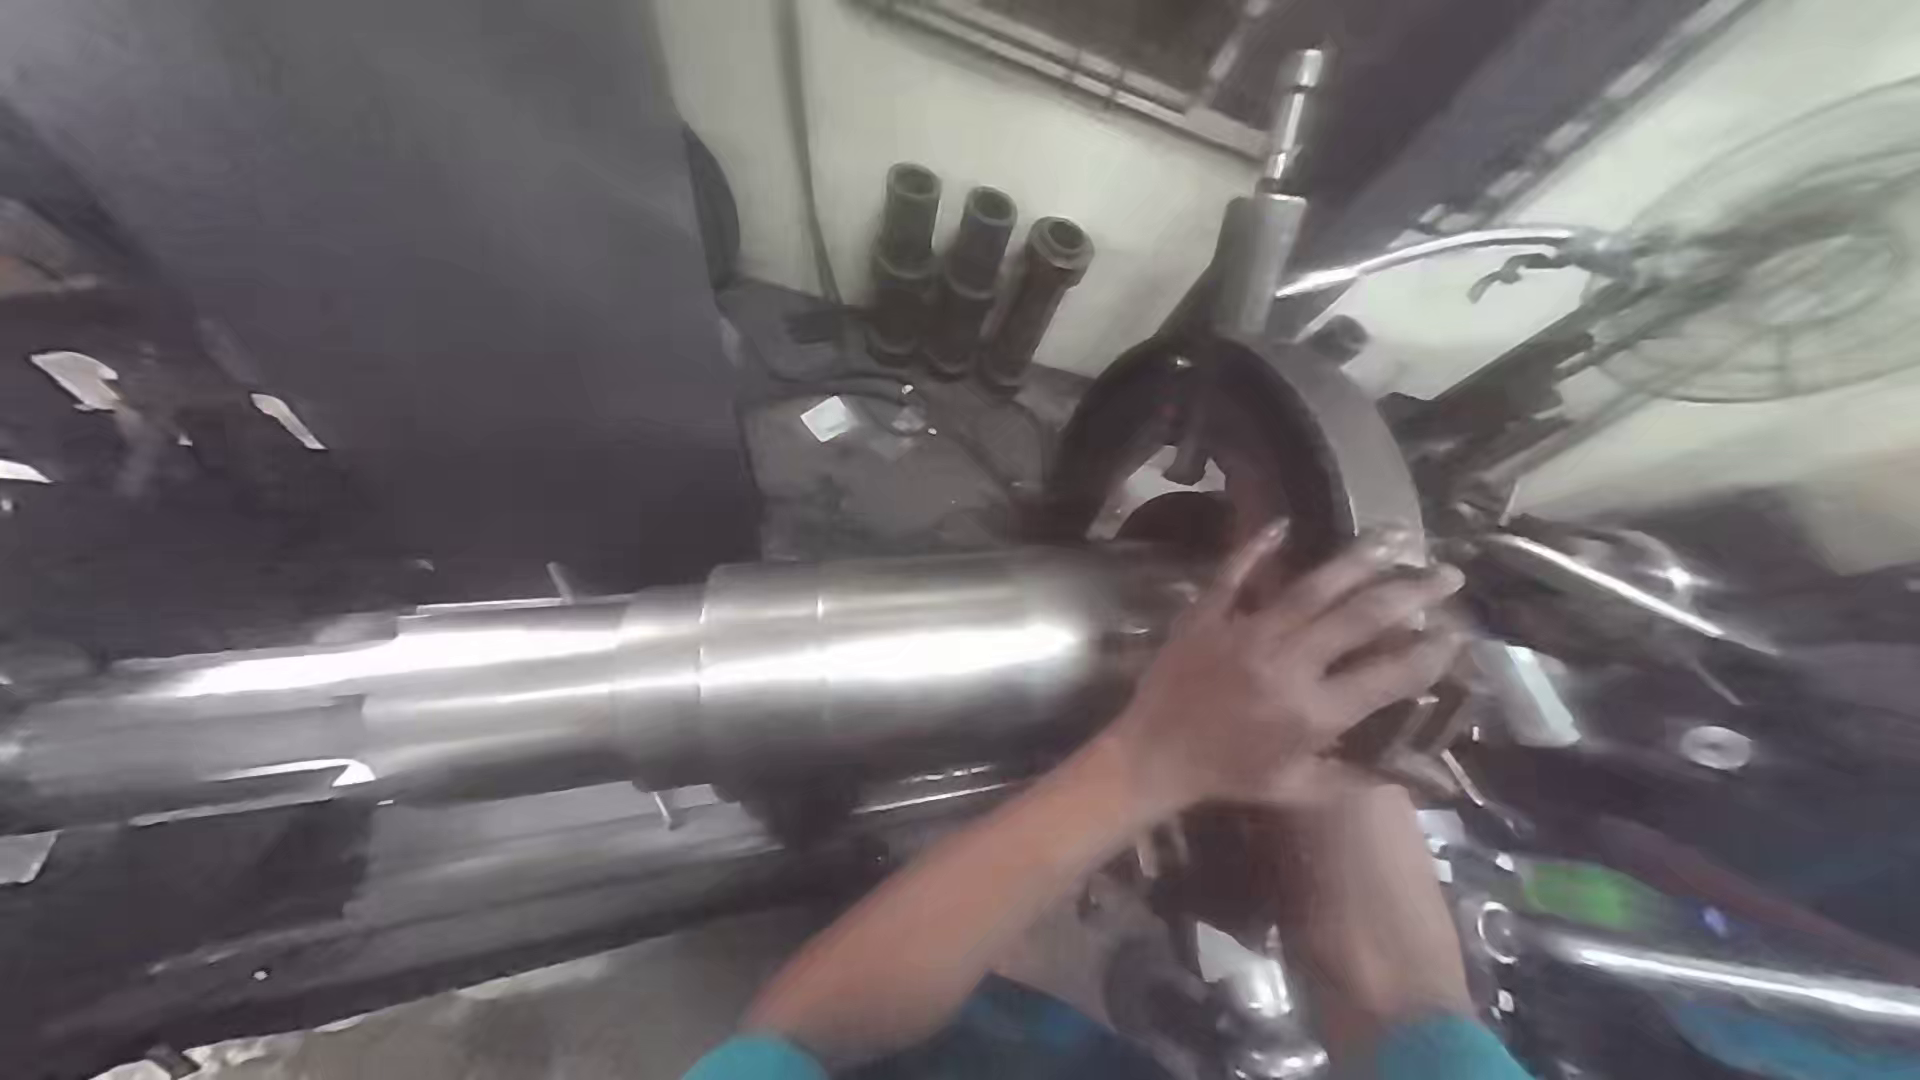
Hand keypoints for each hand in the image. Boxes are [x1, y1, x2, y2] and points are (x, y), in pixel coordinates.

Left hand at [1106, 522, 1465, 813]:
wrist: (1155, 753)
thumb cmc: (1228, 774)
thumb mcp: (1299, 788)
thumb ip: (1361, 777)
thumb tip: (1426, 773)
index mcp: (1315, 711)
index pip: (1391, 673)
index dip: (1433, 651)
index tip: (1458, 631)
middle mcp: (1287, 664)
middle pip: (1360, 617)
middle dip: (1412, 591)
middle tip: (1447, 572)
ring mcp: (1243, 633)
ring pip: (1309, 588)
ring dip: (1356, 560)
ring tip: (1394, 536)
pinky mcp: (1205, 617)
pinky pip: (1232, 575)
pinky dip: (1255, 548)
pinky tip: (1282, 524)